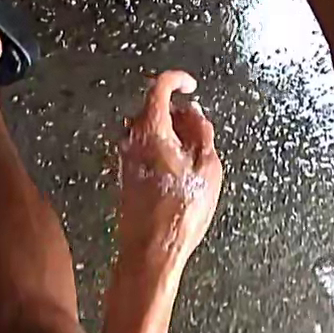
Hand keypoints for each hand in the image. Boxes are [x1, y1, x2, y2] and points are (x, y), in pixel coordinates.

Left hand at [115, 70, 223, 274]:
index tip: (192, 86)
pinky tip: (180, 168)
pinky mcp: (125, 173)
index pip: (159, 87)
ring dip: (171, 130)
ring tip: (193, 152)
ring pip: (150, 127)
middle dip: (178, 110)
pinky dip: (162, 145)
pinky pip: (145, 145)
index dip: (178, 80)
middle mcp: (132, 138)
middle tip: (199, 126)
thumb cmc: (181, 211)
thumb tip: (195, 112)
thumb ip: (202, 132)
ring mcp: (126, 156)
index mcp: (152, 130)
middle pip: (154, 107)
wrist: (151, 252)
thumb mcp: (207, 168)